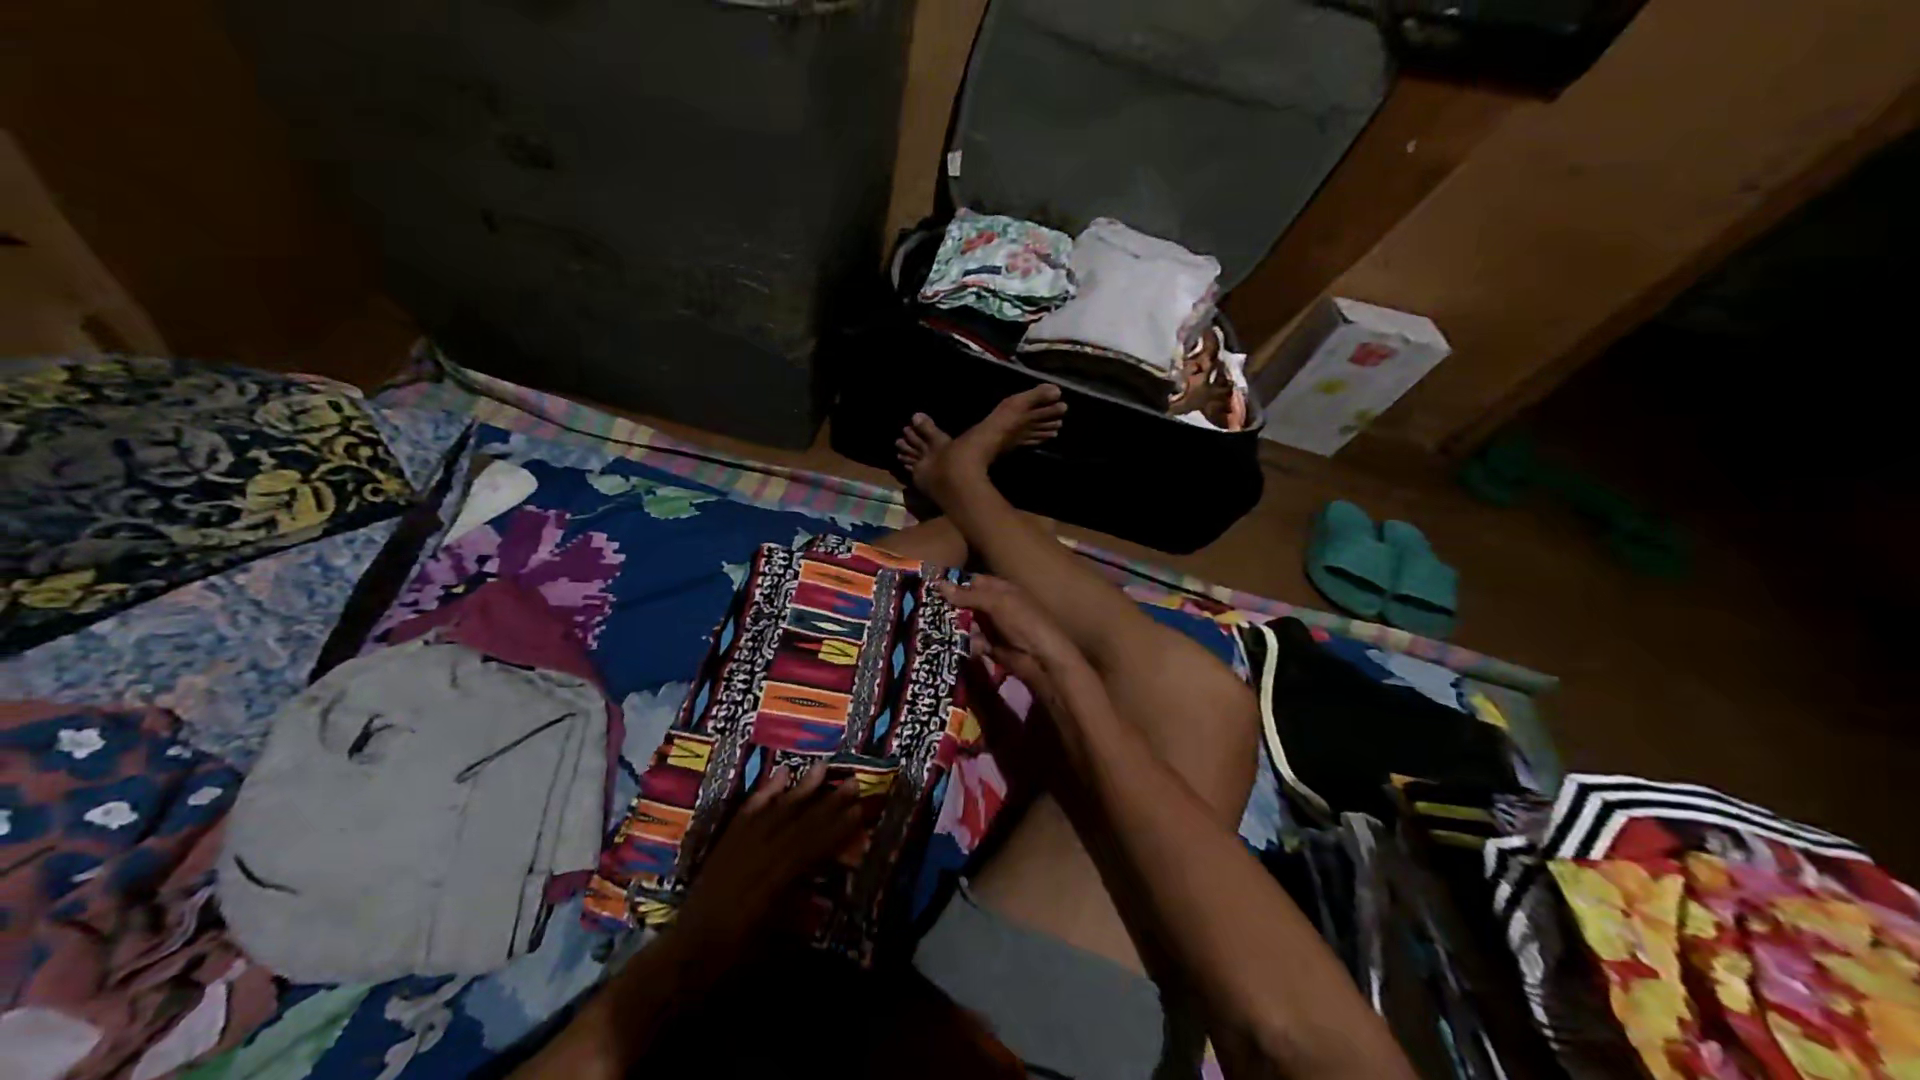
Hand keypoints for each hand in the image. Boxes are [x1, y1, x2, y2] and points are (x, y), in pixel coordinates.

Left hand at [670, 764, 865, 958]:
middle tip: (852, 783)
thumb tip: (828, 883)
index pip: (812, 848)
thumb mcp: (776, 940)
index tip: (861, 811)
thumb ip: (802, 908)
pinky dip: (765, 793)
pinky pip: (747, 813)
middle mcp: (756, 857)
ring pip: (774, 812)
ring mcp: (738, 847)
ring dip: (800, 790)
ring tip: (821, 768)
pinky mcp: (725, 844)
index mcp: (772, 883)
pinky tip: (780, 776)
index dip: (838, 829)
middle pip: (798, 824)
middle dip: (827, 803)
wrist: (685, 957)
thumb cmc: (735, 957)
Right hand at [934, 575, 1083, 693]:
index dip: (953, 583)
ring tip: (935, 629)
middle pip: (966, 603)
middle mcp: (995, 606)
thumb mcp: (997, 602)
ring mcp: (992, 627)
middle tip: (925, 609)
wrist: (1042, 658)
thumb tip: (939, 584)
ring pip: (966, 623)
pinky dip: (968, 643)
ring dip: (955, 627)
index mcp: (1000, 589)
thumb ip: (968, 594)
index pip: (972, 581)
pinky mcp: (989, 647)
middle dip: (949, 607)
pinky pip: (971, 641)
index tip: (929, 587)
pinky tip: (964, 645)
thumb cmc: (1024, 621)